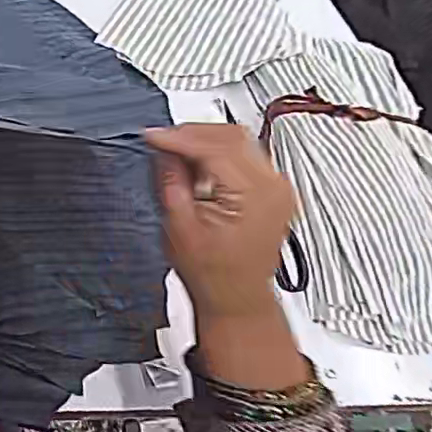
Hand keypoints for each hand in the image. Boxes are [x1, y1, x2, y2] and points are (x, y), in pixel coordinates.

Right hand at [148, 123, 296, 322]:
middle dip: (192, 133)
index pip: (215, 147)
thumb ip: (172, 181)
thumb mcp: (179, 226)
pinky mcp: (272, 190)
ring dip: (205, 141)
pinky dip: (217, 153)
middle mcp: (274, 187)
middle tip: (163, 139)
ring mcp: (277, 188)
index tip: (154, 136)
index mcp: (254, 195)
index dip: (179, 137)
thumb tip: (164, 151)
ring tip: (176, 151)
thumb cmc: (213, 274)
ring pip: (240, 141)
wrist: (235, 298)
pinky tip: (196, 164)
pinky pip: (245, 156)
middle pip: (232, 136)